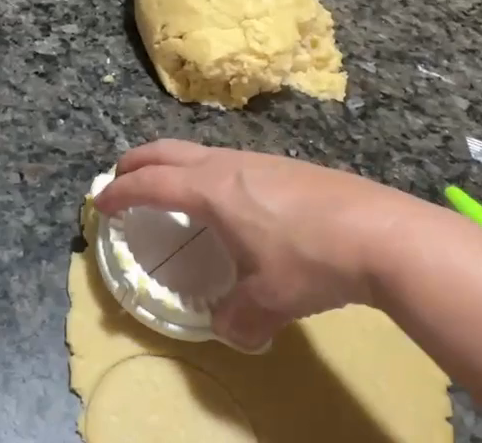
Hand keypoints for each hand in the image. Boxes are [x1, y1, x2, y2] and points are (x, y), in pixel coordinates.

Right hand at [94, 140, 425, 351]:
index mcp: (209, 190)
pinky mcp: (284, 165)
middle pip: (166, 151)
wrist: (381, 233)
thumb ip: (238, 318)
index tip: (100, 202)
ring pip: (198, 150)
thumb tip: (229, 330)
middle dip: (137, 161)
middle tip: (120, 176)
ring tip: (171, 185)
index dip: (120, 193)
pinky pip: (226, 159)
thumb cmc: (310, 261)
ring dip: (172, 162)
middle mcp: (225, 165)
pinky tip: (227, 197)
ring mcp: (257, 159)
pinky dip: (204, 169)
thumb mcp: (269, 301)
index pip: (150, 185)